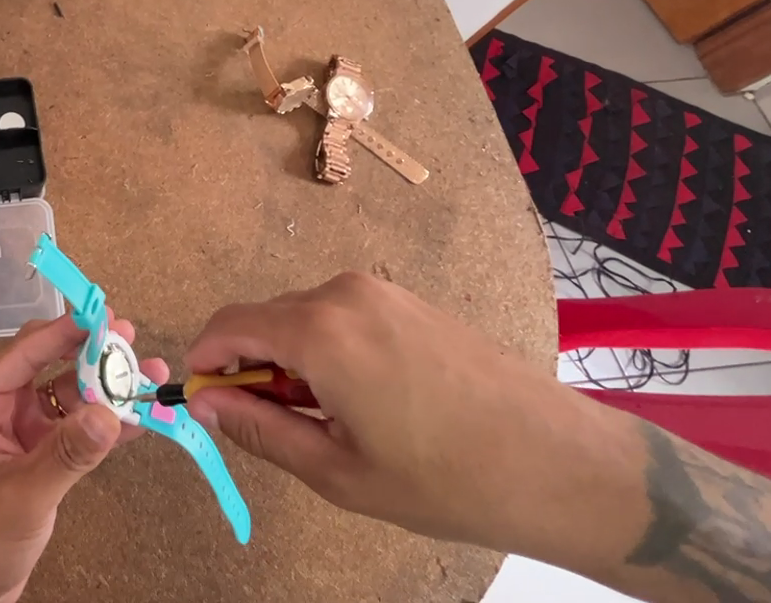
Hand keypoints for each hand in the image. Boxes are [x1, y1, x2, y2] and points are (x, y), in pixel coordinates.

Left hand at [0, 312, 169, 602]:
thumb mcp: (23, 494)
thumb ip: (67, 454)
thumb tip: (109, 413)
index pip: (26, 350)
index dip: (65, 331)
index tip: (103, 316)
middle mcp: (1, 400)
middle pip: (51, 360)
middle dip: (92, 351)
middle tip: (132, 340)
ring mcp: (24, 422)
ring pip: (70, 389)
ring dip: (108, 383)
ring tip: (151, 372)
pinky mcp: (43, 446)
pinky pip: (79, 422)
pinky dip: (108, 419)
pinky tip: (142, 415)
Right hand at [183, 272, 647, 575]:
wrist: (568, 465)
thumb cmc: (447, 479)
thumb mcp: (339, 470)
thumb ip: (258, 429)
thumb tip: (203, 402)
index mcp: (318, 331)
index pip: (228, 325)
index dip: (205, 359)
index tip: (205, 399)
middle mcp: (340, 294)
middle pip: (263, 319)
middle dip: (251, 365)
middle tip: (276, 424)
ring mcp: (378, 291)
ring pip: (299, 316)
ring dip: (290, 358)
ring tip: (330, 417)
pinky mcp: (405, 299)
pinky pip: (337, 314)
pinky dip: (325, 347)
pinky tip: (366, 395)